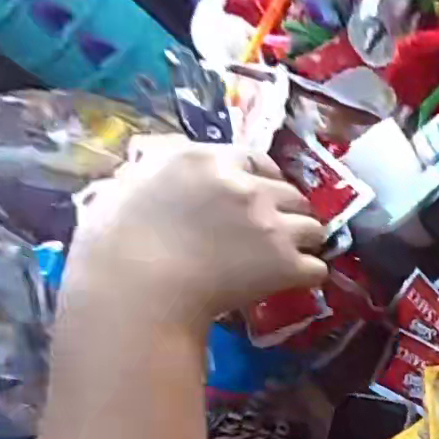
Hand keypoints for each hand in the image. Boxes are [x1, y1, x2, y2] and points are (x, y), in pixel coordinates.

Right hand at [65, 135, 328, 329]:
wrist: (140, 283)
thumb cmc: (119, 235)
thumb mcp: (130, 176)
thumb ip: (161, 162)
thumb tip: (168, 155)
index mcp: (206, 160)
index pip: (258, 160)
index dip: (267, 179)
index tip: (267, 195)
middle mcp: (248, 189)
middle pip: (295, 196)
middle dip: (291, 212)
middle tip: (279, 231)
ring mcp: (273, 227)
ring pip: (315, 229)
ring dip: (306, 242)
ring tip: (289, 255)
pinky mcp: (289, 263)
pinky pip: (319, 268)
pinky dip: (310, 275)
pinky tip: (294, 280)